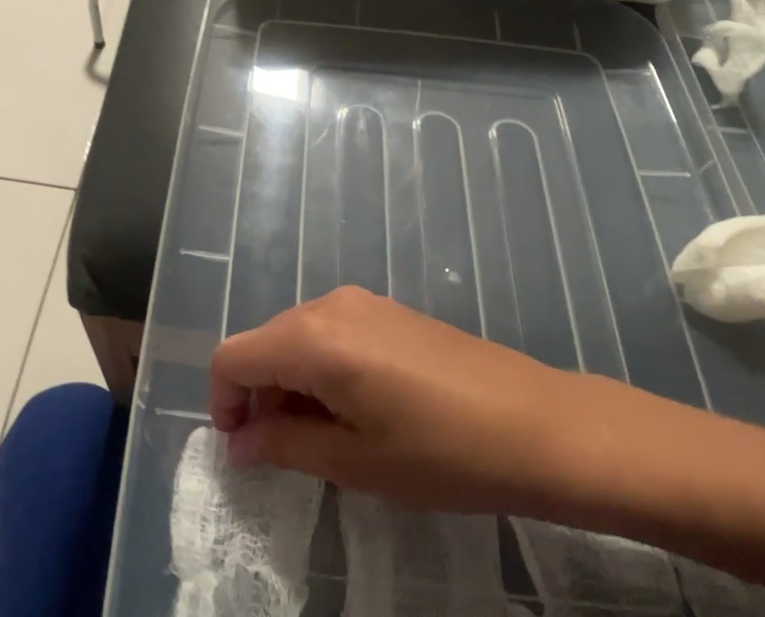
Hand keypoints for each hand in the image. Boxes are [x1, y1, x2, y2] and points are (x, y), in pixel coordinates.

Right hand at [210, 286, 642, 517]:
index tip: (244, 449)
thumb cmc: (443, 452)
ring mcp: (366, 302)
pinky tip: (358, 410)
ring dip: (292, 384)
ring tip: (325, 438)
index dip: (224, 403)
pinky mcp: (393, 311)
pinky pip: (334, 333)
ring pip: (298, 338)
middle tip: (284, 453)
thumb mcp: (355, 461)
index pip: (234, 357)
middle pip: (265, 342)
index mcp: (315, 338)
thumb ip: (284, 444)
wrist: (540, 426)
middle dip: (258, 395)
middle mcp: (332, 305)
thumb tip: (239, 441)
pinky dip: (323, 370)